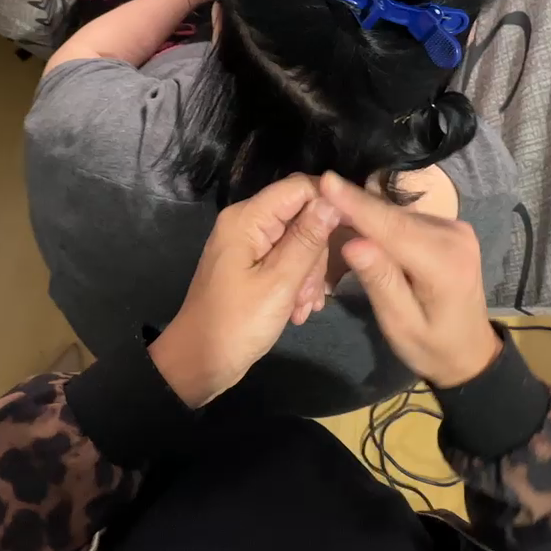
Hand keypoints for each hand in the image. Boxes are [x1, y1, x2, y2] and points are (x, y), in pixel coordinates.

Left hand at [149, 175, 337, 406]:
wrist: (200, 364)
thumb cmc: (237, 324)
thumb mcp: (279, 284)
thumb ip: (307, 240)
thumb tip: (332, 201)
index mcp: (247, 218)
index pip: (299, 187)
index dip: (328, 203)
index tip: (351, 232)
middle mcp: (247, 222)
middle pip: (301, 214)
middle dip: (316, 250)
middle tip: (313, 290)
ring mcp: (249, 243)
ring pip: (298, 239)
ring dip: (309, 272)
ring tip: (303, 307)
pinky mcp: (252, 263)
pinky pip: (286, 259)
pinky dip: (297, 281)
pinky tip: (298, 309)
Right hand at [322, 172, 500, 387]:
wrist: (471, 351)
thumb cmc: (433, 347)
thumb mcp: (400, 325)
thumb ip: (380, 281)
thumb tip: (353, 242)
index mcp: (444, 264)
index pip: (392, 227)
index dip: (357, 204)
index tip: (326, 181)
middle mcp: (455, 235)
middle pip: (393, 216)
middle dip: (354, 206)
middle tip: (316, 195)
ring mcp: (455, 227)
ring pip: (397, 213)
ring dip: (366, 213)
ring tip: (332, 210)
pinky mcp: (449, 225)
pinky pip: (406, 218)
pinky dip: (381, 220)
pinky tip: (361, 223)